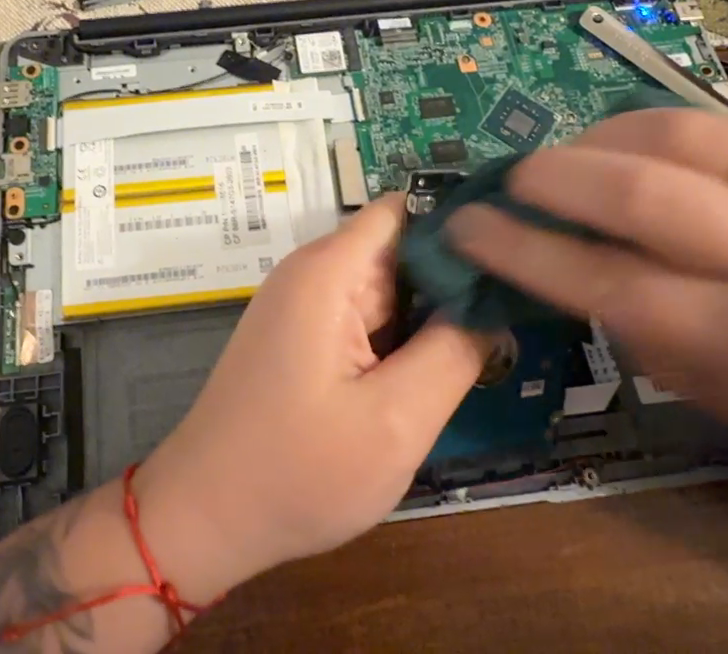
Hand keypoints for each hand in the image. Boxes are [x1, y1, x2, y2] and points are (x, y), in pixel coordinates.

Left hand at [132, 195, 494, 600]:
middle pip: (401, 247)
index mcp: (329, 271)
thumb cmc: (297, 472)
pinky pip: (367, 318)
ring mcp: (305, 305)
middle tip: (518, 316)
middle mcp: (313, 273)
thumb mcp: (396, 420)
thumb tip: (495, 300)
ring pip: (390, 287)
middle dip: (455, 278)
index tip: (521, 255)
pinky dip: (402, 338)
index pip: (407, 209)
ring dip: (431, 315)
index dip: (463, 224)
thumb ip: (454, 351)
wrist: (206, 517)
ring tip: (491, 346)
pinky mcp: (303, 336)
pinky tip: (435, 372)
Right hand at [446, 108, 727, 474]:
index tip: (466, 227)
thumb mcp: (708, 390)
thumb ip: (627, 322)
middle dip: (552, 180)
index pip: (612, 283)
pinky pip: (705, 120)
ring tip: (554, 163)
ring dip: (591, 143)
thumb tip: (542, 251)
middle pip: (643, 195)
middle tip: (506, 183)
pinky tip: (606, 141)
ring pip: (675, 138)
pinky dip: (637, 125)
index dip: (523, 250)